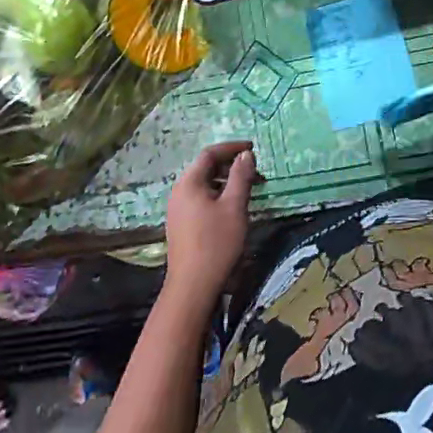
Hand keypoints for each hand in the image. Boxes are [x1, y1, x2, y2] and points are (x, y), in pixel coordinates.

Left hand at [163, 141, 259, 304]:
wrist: (193, 285)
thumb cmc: (216, 243)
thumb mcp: (234, 207)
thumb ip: (241, 177)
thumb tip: (246, 154)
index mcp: (189, 182)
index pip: (209, 154)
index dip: (231, 148)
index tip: (252, 148)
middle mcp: (179, 191)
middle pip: (205, 168)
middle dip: (230, 165)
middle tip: (255, 172)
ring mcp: (177, 208)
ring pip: (203, 185)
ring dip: (225, 182)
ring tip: (248, 189)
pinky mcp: (180, 223)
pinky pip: (200, 199)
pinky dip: (217, 195)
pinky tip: (232, 207)